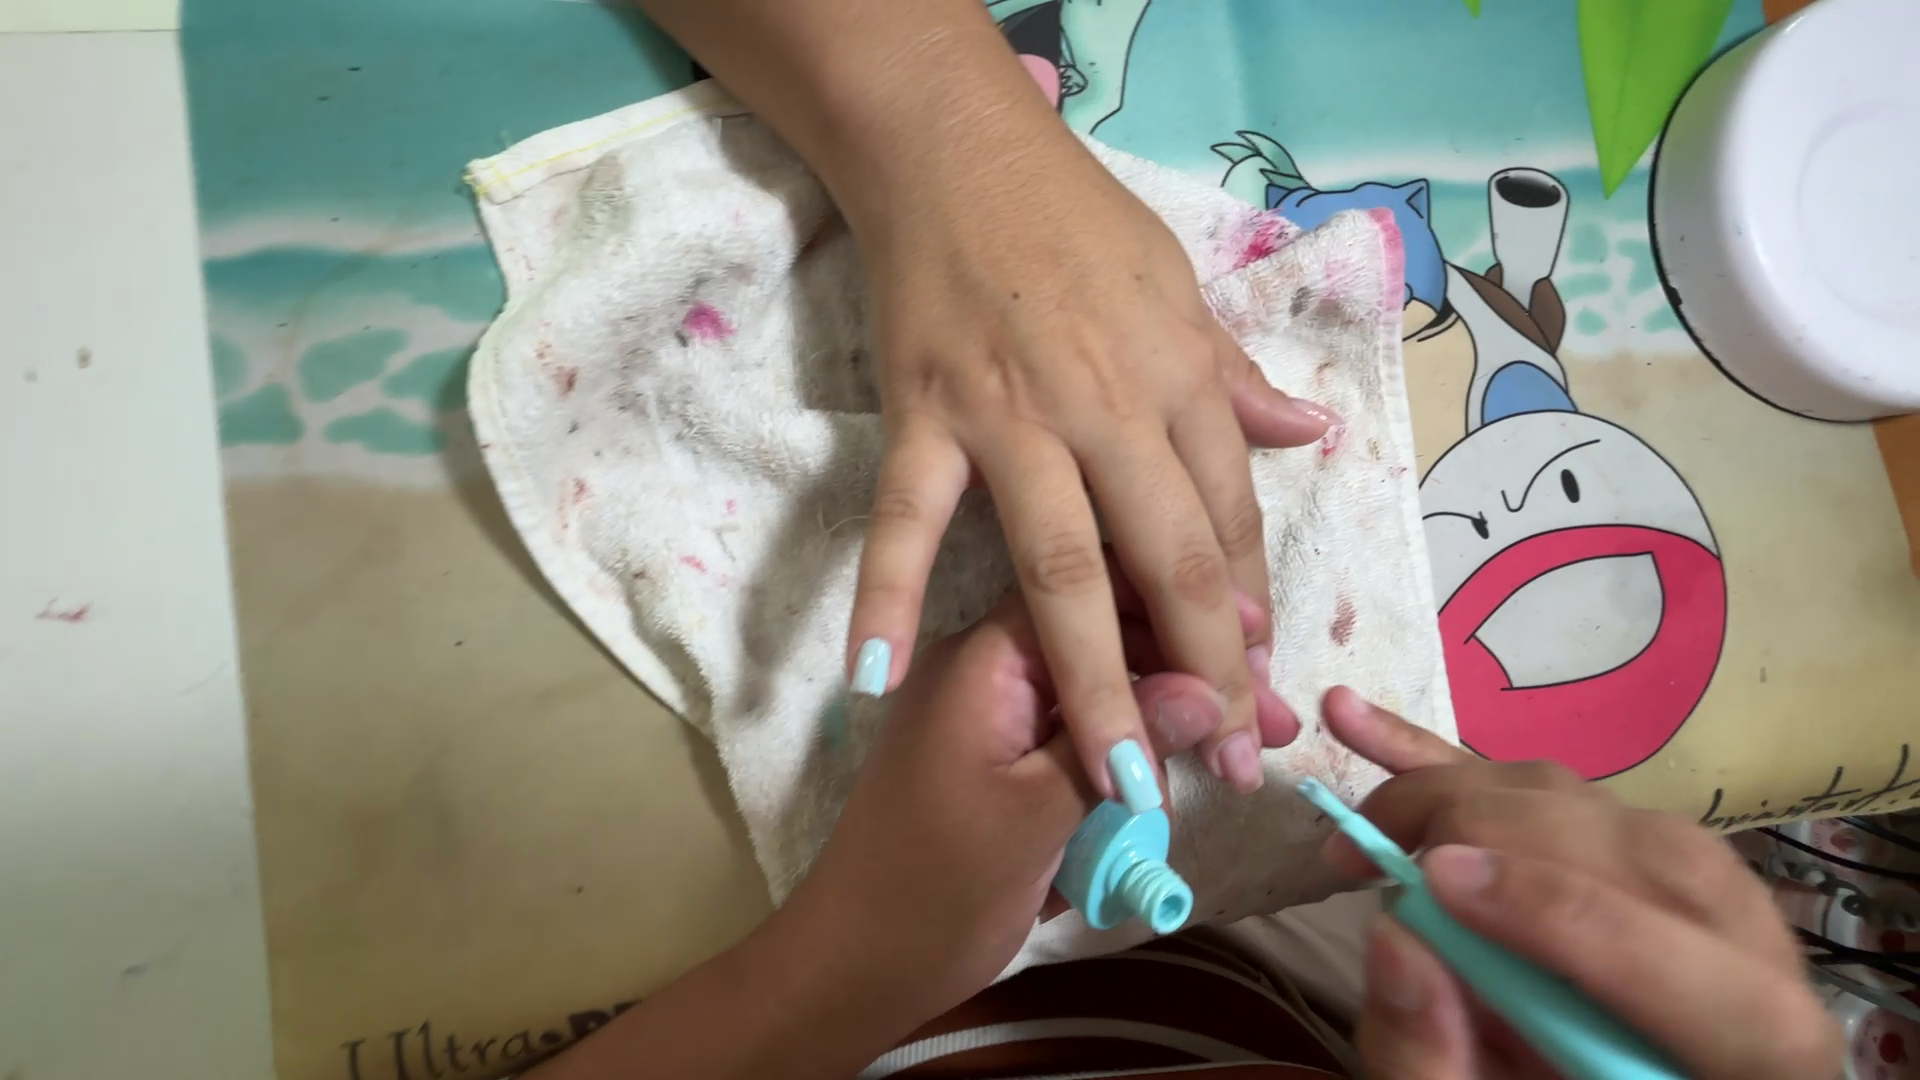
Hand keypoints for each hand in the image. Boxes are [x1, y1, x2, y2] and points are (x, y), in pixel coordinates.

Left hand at [796, 586, 1302, 1023]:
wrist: (861, 958)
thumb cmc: (938, 883)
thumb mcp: (1038, 810)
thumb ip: (1121, 740)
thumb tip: (1208, 686)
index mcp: (984, 656)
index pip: (1087, 592)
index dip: (1172, 607)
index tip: (1255, 636)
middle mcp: (990, 664)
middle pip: (1102, 641)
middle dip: (1187, 670)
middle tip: (1271, 713)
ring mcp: (999, 708)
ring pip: (1099, 687)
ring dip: (1168, 714)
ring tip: (1247, 745)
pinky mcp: (1009, 749)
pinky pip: (1079, 726)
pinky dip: (1131, 746)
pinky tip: (1185, 766)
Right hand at [843, 90, 1331, 804]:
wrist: (957, 154)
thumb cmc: (1073, 221)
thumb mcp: (1178, 286)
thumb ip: (1235, 376)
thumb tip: (1308, 438)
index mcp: (1175, 377)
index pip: (1227, 517)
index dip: (1248, 611)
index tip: (1261, 692)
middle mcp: (1106, 411)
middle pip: (1166, 561)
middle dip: (1204, 674)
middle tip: (1226, 772)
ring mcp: (1009, 421)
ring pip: (1059, 567)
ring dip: (1092, 679)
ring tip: (1119, 779)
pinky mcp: (924, 421)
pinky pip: (905, 523)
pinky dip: (885, 597)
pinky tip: (873, 679)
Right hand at [1320, 688, 1839, 1079]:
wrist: (1544, 1072)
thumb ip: (1432, 1059)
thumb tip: (1391, 936)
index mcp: (1755, 1069)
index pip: (1714, 988)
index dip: (1565, 917)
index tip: (1430, 878)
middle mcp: (1750, 956)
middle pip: (1635, 852)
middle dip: (1482, 832)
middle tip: (1372, 856)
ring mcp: (1683, 878)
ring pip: (1573, 795)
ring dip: (1450, 790)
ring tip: (1367, 829)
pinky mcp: (1602, 832)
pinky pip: (1518, 776)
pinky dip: (1427, 748)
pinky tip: (1351, 717)